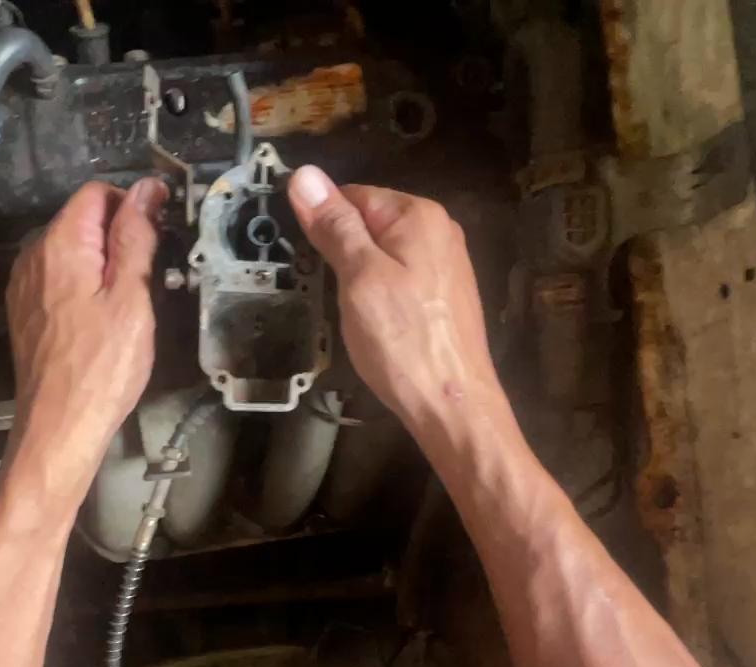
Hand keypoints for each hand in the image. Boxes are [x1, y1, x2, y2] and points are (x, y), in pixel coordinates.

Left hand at [7, 178, 165, 451]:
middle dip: (118, 238)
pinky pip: (59, 282)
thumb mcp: (131, 299)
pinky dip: (84, 288)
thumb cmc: (103, 367)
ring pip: (72, 254)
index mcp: (61, 243)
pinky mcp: (26, 312)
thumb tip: (145, 190)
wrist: (60, 424)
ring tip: (128, 307)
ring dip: (103, 266)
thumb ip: (135, 239)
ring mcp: (25, 285)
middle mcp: (34, 255)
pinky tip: (102, 322)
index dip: (132, 205)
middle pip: (82, 222)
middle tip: (149, 282)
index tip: (160, 235)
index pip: (97, 194)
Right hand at [285, 166, 504, 433]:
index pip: (354, 195)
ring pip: (387, 256)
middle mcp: (440, 229)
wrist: (451, 402)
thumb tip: (303, 174)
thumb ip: (334, 227)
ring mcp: (448, 265)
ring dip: (361, 278)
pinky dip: (383, 297)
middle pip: (373, 225)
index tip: (307, 258)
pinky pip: (403, 281)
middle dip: (344, 253)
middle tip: (330, 293)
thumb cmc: (402, 340)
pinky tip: (379, 326)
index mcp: (418, 214)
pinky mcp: (448, 298)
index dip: (324, 223)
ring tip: (353, 314)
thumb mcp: (358, 278)